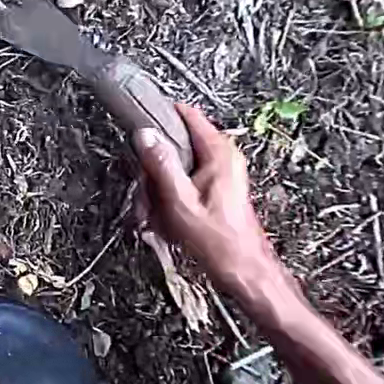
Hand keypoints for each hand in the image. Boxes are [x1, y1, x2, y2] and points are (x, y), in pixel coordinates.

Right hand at [135, 102, 287, 298]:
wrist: (244, 269)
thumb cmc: (218, 241)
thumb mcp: (180, 201)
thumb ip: (161, 164)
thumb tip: (146, 135)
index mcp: (219, 154)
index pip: (188, 114)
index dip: (161, 116)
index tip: (140, 121)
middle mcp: (225, 158)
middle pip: (179, 142)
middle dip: (156, 162)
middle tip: (147, 188)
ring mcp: (222, 172)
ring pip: (179, 163)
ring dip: (161, 183)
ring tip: (157, 208)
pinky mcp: (217, 187)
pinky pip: (185, 179)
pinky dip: (171, 193)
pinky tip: (167, 214)